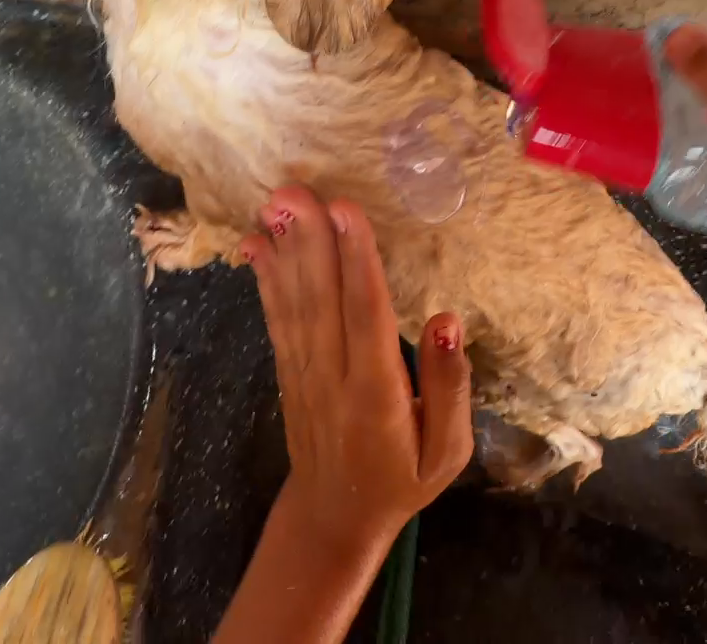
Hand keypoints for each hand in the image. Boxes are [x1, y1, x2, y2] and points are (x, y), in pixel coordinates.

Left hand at [240, 185, 473, 554]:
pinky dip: (265, 279)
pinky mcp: (288, 369)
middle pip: (321, 299)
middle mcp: (333, 375)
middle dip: (308, 240)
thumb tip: (448, 320)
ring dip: (282, 249)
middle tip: (294, 190)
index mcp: (377, 393)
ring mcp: (303, 371)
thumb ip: (451, 387)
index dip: (356, 260)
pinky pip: (276, 318)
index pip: (368, 315)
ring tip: (272, 203)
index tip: (344, 211)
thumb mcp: (448, 451)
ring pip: (293, 302)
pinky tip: (255, 245)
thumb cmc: (402, 478)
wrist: (334, 516)